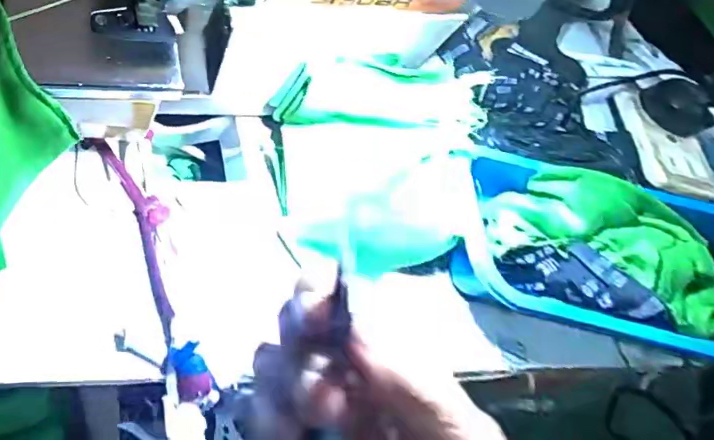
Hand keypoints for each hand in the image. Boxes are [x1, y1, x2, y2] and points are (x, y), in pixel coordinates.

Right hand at [256, 286, 502, 439]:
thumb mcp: (460, 433)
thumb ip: (419, 383)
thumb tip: (356, 334)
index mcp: (380, 349)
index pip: (334, 290)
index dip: (316, 288)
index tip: (317, 316)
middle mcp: (338, 364)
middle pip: (290, 318)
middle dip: (298, 346)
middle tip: (327, 397)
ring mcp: (308, 400)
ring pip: (267, 361)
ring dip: (282, 387)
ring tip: (310, 424)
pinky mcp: (285, 428)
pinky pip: (253, 407)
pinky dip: (267, 418)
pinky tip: (289, 435)